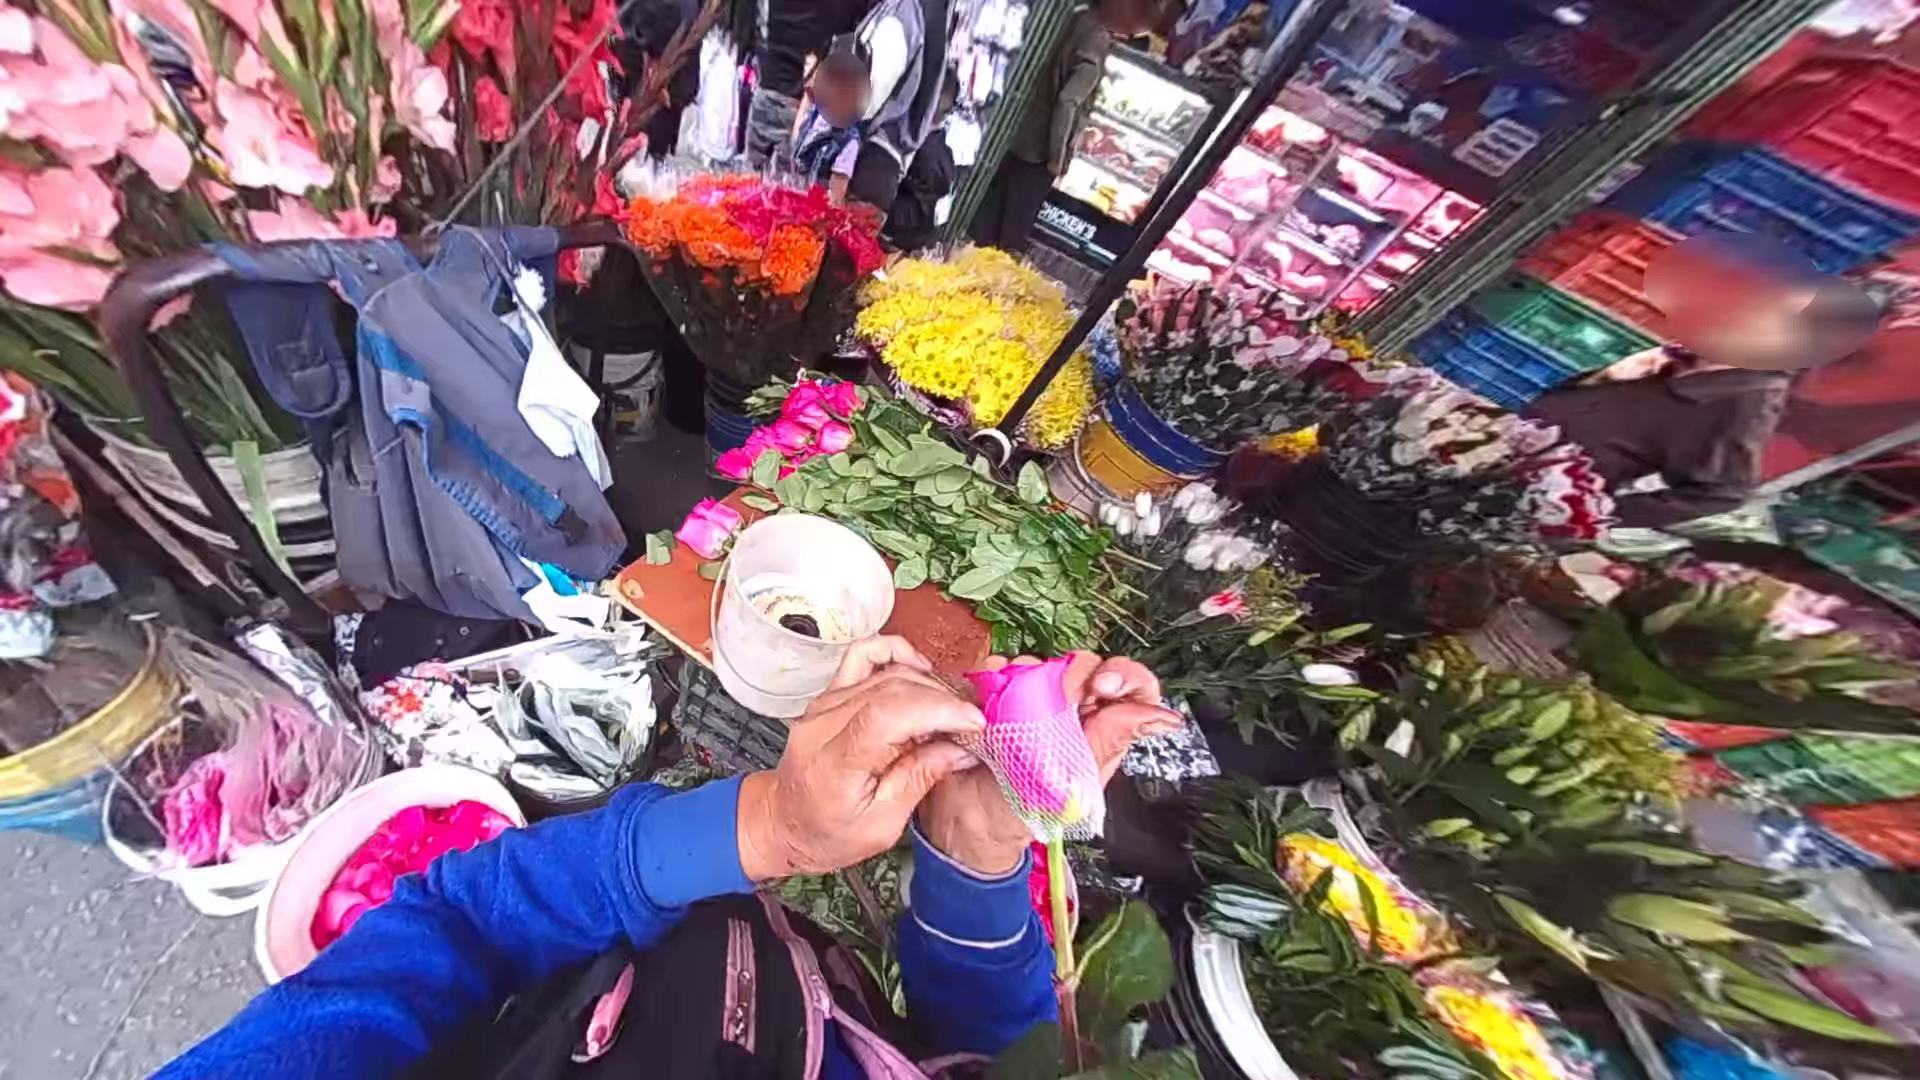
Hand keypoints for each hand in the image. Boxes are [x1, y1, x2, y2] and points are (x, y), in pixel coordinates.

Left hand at [735, 636, 983, 880]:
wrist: (781, 820)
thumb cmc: (827, 834)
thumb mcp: (881, 827)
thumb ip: (920, 779)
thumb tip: (962, 748)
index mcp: (835, 763)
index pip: (887, 713)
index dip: (936, 710)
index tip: (972, 722)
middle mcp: (825, 722)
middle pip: (893, 688)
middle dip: (943, 699)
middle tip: (971, 721)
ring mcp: (825, 702)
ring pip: (886, 670)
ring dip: (929, 683)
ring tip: (952, 707)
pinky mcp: (830, 692)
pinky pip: (864, 655)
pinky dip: (895, 652)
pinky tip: (920, 668)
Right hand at [918, 652, 1181, 875]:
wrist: (970, 820)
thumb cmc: (1024, 811)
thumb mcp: (1074, 784)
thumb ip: (1110, 740)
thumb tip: (1164, 716)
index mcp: (1101, 729)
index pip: (1131, 687)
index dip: (1125, 676)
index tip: (1106, 686)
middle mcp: (1070, 708)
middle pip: (1086, 665)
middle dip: (1075, 674)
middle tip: (1061, 697)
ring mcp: (1032, 697)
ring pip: (1040, 661)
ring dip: (1026, 679)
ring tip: (1012, 715)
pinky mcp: (998, 692)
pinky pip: (998, 667)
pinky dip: (992, 678)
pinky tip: (987, 706)